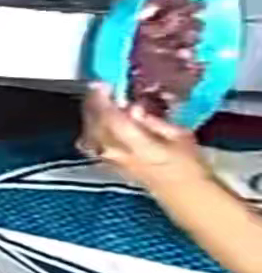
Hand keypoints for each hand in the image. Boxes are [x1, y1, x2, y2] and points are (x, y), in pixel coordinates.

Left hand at [78, 83, 210, 189]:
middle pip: (92, 120)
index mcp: (133, 144)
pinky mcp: (93, 155)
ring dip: (92, 110)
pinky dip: (91, 121)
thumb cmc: (185, 162)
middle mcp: (109, 149)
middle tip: (100, 89)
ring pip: (86, 125)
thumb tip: (133, 108)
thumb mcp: (180, 137)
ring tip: (101, 100)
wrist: (176, 187)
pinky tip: (99, 116)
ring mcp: (98, 153)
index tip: (101, 85)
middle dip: (95, 102)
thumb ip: (153, 121)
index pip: (109, 118)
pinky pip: (86, 133)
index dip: (102, 100)